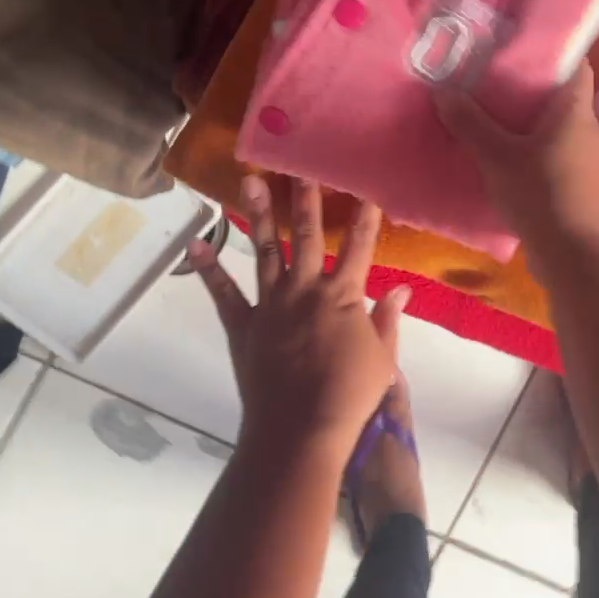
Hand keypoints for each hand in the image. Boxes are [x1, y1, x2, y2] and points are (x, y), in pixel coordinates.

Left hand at [189, 175, 407, 454]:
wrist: (300, 431)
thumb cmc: (349, 396)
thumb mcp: (384, 359)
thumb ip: (388, 320)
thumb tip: (401, 289)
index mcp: (344, 296)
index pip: (360, 246)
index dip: (366, 217)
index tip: (366, 188)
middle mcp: (306, 289)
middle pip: (308, 235)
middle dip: (307, 198)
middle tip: (300, 165)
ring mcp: (271, 304)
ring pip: (265, 250)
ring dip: (259, 214)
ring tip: (251, 181)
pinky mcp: (243, 325)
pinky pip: (223, 293)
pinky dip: (209, 269)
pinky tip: (197, 243)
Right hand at [435, 61, 598, 245]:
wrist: (569, 252)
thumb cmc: (540, 192)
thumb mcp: (497, 156)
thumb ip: (471, 123)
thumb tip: (443, 92)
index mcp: (576, 110)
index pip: (576, 64)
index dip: (554, 50)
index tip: (523, 44)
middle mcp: (587, 126)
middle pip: (562, 93)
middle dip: (532, 84)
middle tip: (496, 75)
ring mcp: (585, 155)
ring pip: (557, 123)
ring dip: (531, 117)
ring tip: (495, 109)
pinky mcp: (577, 179)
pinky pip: (554, 148)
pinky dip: (533, 143)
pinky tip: (506, 149)